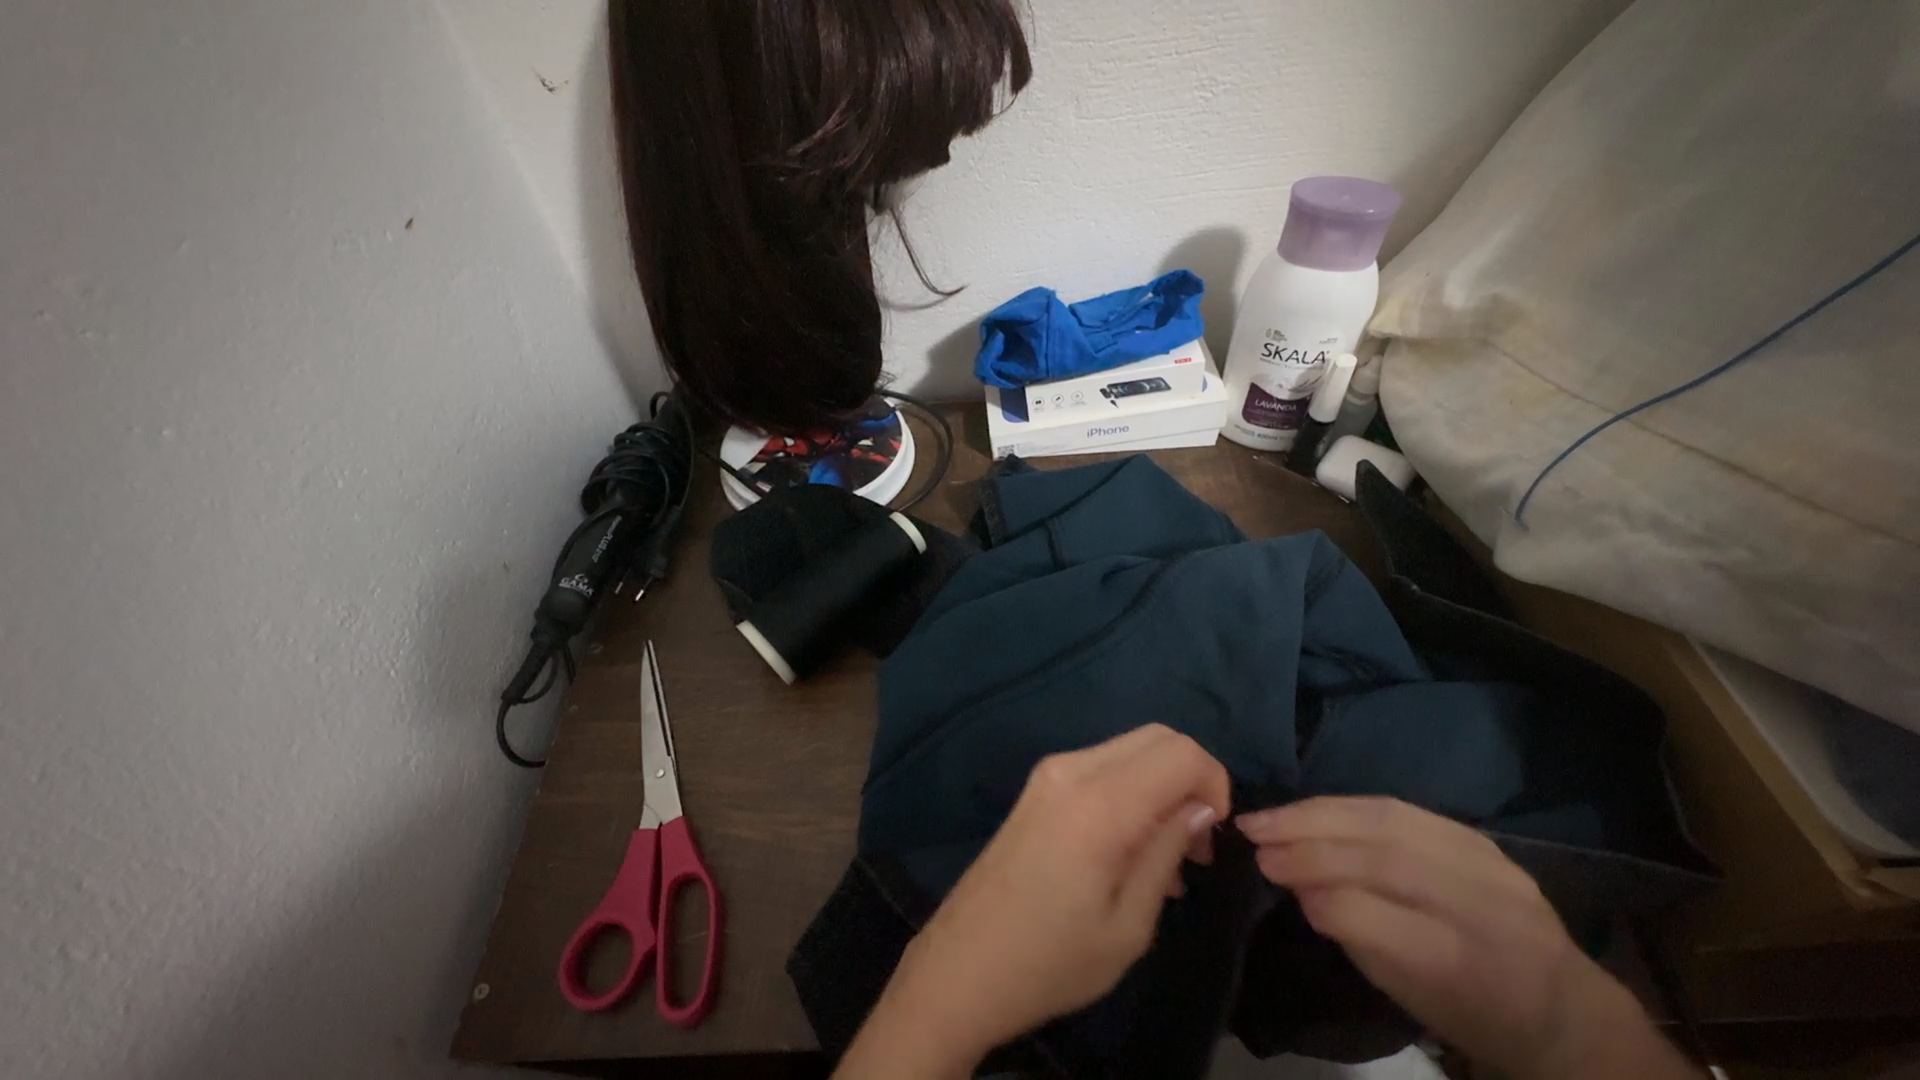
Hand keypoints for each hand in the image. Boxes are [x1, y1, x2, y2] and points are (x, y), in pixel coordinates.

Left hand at [833, 725, 1230, 1078]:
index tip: (1213, 839)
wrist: (961, 968)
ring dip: (1161, 787)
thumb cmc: (1051, 961)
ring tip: (1167, 861)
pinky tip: (1129, 850)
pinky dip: (1131, 791)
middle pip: (1157, 738)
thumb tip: (1199, 808)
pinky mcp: (1036, 789)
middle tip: (1195, 847)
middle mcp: (1071, 770)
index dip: (1214, 785)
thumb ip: (1166, 852)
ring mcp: (1048, 775)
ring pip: (1130, 749)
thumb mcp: (1128, 925)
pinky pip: (1102, 767)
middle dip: (1191, 780)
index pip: (1181, 753)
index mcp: (1098, 802)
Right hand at [1238, 797, 1695, 1079]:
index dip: (1316, 886)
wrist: (1560, 1006)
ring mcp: (1484, 864)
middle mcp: (1477, 905)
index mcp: (1458, 964)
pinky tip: (1315, 808)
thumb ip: (1355, 935)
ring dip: (1319, 813)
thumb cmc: (1469, 1012)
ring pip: (1389, 821)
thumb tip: (1299, 884)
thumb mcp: (1407, 994)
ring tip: (1271, 815)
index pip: (1375, 914)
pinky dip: (1348, 807)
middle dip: (1308, 841)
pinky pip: (1403, 810)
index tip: (1266, 871)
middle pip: (1382, 857)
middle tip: (1253, 834)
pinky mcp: (1478, 838)